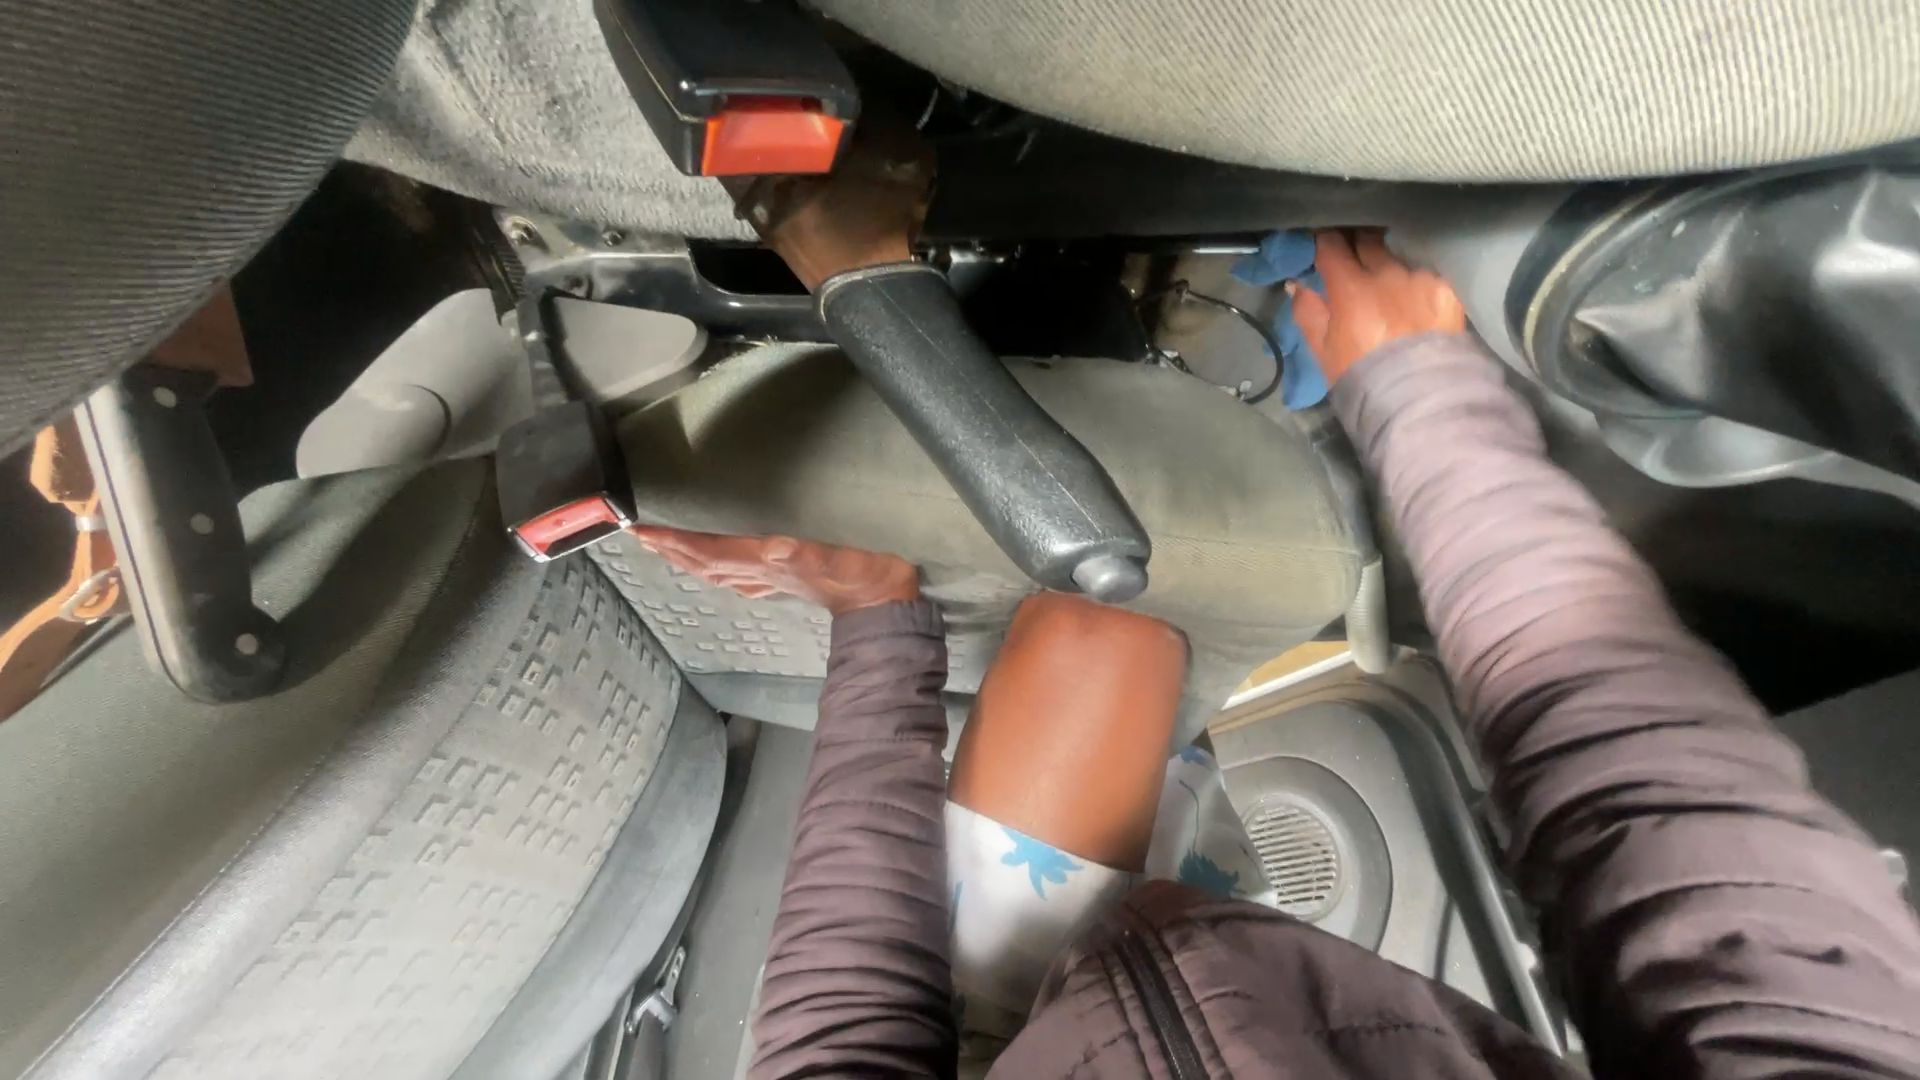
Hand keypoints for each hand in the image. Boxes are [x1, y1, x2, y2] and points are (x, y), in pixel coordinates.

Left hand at [630, 527, 919, 616]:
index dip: (676, 540)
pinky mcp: (784, 583)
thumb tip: (773, 548)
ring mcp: (771, 582)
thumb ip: (805, 555)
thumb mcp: (839, 558)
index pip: (709, 551)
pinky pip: (736, 577)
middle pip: (704, 563)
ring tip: (665, 547)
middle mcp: (762, 573)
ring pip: (716, 572)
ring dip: (686, 560)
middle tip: (640, 534)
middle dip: (671, 549)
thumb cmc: (865, 574)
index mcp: (769, 561)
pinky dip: (715, 570)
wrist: (884, 603)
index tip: (643, 529)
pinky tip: (716, 569)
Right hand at [1292, 229, 1466, 383]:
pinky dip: (1414, 284)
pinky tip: (1412, 303)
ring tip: (1385, 286)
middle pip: (1367, 242)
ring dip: (1387, 266)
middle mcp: (1386, 274)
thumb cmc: (1358, 374)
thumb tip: (1297, 284)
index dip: (1323, 241)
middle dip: (1356, 244)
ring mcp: (1419, 279)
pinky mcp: (1445, 290)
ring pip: (1397, 259)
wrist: (1414, 395)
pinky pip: (1424, 276)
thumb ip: (1307, 311)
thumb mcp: (1321, 349)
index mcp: (1350, 288)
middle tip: (1350, 255)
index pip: (1332, 247)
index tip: (1320, 242)